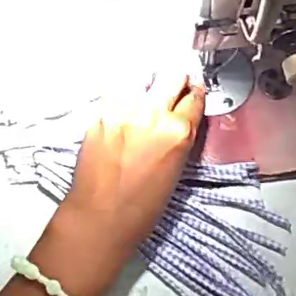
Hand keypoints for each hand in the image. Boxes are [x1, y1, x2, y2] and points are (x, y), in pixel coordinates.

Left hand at [30, 75, 204, 295]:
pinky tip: (124, 106)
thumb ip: (179, 138)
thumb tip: (179, 119)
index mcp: (177, 132)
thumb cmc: (139, 207)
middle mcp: (152, 115)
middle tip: (171, 86)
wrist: (99, 218)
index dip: (194, 94)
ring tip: (145, 92)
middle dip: (174, 80)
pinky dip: (122, 94)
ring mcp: (123, 112)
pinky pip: (116, 92)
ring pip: (142, 77)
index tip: (192, 92)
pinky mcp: (100, 114)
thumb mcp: (175, 171)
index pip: (195, 98)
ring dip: (147, 82)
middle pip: (171, 76)